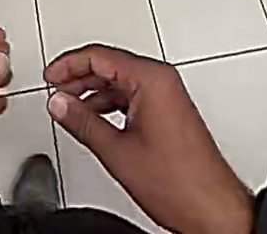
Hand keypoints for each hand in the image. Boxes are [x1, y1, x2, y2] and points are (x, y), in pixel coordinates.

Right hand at [44, 44, 251, 233]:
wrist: (215, 212)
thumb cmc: (181, 184)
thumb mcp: (118, 152)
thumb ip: (83, 122)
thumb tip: (59, 102)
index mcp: (150, 78)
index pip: (99, 55)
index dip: (69, 64)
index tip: (51, 75)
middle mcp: (160, 79)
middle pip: (109, 63)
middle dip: (78, 76)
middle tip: (55, 88)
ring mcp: (166, 93)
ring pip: (119, 79)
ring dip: (92, 90)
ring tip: (69, 106)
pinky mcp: (168, 108)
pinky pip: (131, 94)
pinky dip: (109, 103)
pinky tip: (94, 119)